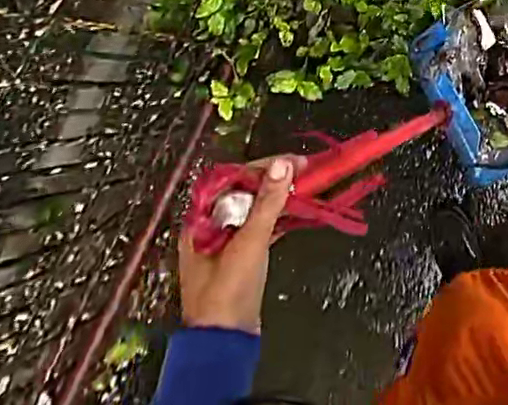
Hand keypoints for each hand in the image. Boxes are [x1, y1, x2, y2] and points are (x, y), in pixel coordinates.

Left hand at [178, 155, 302, 331]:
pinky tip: (295, 212)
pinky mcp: (240, 256)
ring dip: (278, 197)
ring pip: (255, 207)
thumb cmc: (225, 295)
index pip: (235, 176)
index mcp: (202, 215)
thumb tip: (282, 166)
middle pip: (245, 189)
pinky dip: (278, 217)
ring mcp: (225, 240)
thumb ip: (267, 202)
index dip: (264, 166)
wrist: (223, 346)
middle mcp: (210, 223)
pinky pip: (260, 225)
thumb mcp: (250, 242)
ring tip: (304, 187)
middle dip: (274, 179)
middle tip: (302, 171)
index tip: (291, 161)